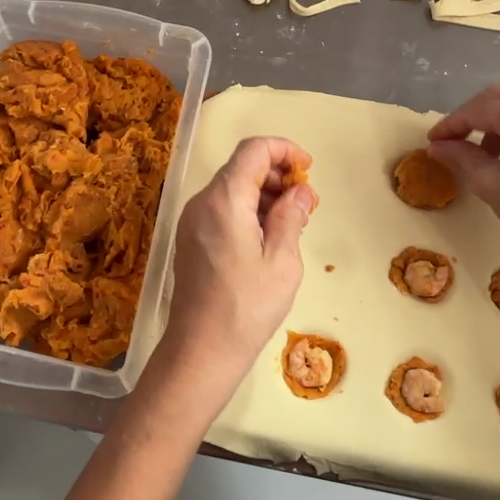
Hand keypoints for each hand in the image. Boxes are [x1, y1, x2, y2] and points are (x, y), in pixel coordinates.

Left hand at [160, 137, 315, 387]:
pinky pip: (221, 209)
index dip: (284, 150)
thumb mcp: (283, 260)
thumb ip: (291, 216)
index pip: (253, 150)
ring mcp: (192, 221)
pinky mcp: (190, 239)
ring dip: (264, 194)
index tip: (308, 168)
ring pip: (231, 189)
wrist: (201, 349)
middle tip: (307, 204)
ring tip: (293, 222)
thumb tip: (300, 191)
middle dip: (277, 175)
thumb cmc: (247, 306)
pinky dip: (247, 211)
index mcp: (224, 199)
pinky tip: (268, 237)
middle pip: (241, 168)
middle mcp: (202, 202)